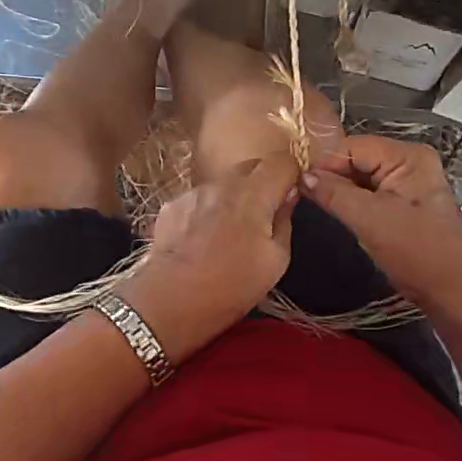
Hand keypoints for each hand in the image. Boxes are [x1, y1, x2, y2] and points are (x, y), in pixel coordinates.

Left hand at [117, 155, 298, 363]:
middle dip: (262, 183)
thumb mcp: (276, 261)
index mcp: (254, 194)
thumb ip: (284, 221)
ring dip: (231, 199)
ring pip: (222, 184)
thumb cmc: (231, 286)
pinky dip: (206, 211)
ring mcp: (193, 192)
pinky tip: (200, 240)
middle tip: (262, 216)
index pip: (282, 160)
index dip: (290, 175)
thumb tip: (287, 197)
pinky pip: (198, 200)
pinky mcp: (172, 205)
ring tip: (226, 234)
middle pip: (250, 166)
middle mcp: (222, 183)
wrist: (171, 300)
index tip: (289, 195)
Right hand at [301, 135, 461, 304]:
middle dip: (328, 176)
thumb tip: (302, 176)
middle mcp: (407, 162)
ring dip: (336, 190)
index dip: (323, 163)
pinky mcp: (401, 204)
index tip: (296, 181)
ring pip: (358, 177)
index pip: (352, 147)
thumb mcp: (370, 220)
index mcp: (407, 156)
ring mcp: (405, 183)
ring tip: (309, 201)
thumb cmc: (417, 252)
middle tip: (298, 192)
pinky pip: (366, 193)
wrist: (455, 293)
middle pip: (355, 159)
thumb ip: (333, 193)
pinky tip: (331, 210)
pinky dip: (348, 201)